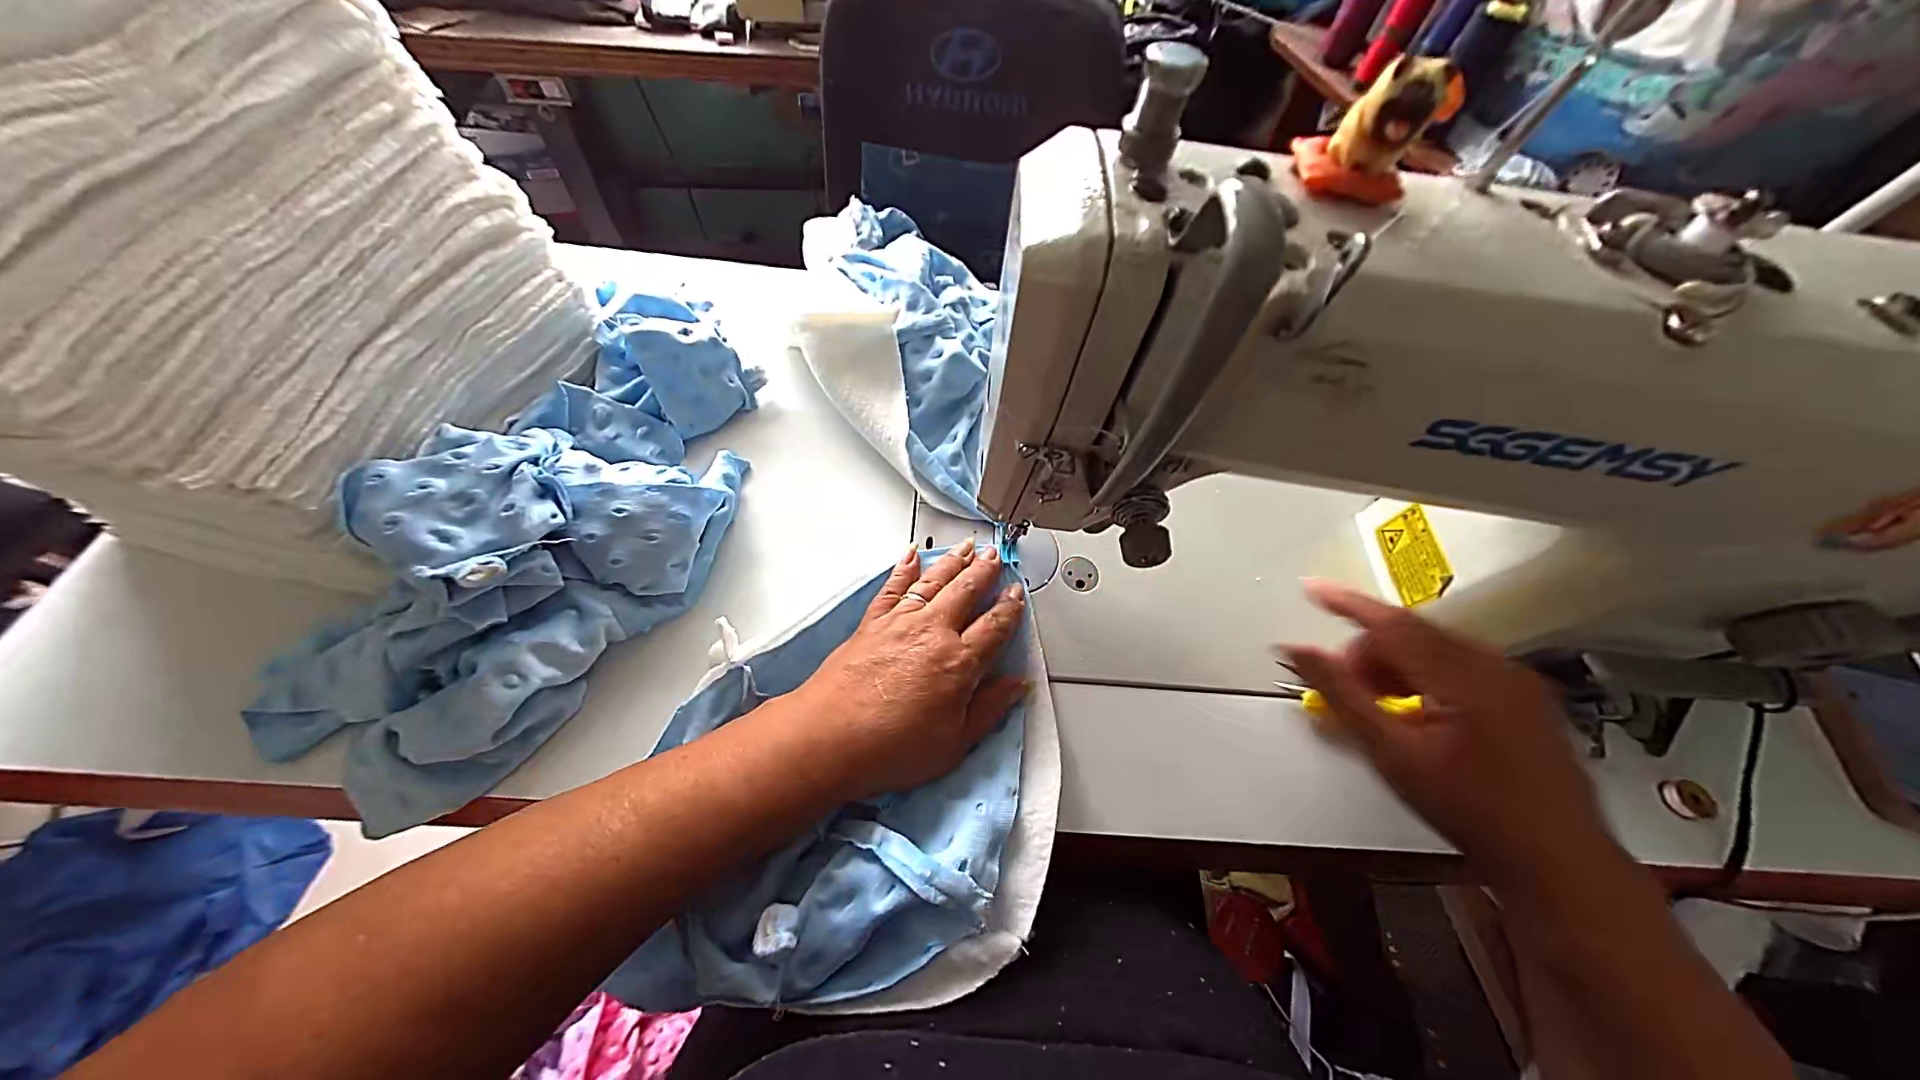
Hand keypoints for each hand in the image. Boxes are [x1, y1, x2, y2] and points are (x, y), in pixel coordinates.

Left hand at [787, 541, 1026, 801]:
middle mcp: (931, 633)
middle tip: (995, 556)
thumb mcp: (954, 743)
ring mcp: (899, 624)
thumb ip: (989, 709)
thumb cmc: (887, 748)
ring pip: (934, 581)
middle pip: (966, 591)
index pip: (995, 625)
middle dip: (985, 570)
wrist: (828, 738)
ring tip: (967, 548)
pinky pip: (893, 588)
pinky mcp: (871, 624)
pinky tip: (911, 557)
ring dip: (953, 562)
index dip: (1010, 607)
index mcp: (958, 662)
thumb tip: (1015, 686)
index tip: (1017, 594)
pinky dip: (904, 569)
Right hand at [1278, 580, 1614, 885]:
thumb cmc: (1469, 809)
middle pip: (1413, 632)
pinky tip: (1415, 709)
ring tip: (1376, 704)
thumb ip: (1341, 694)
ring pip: (1436, 647)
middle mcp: (1495, 667)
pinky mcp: (1525, 696)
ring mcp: (1516, 680)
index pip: (1392, 623)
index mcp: (1464, 677)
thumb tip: (1298, 652)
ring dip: (1395, 663)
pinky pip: (1461, 664)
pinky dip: (1425, 673)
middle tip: (1343, 685)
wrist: (1556, 859)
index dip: (1346, 603)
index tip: (1312, 588)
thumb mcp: (1390, 752)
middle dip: (1368, 650)